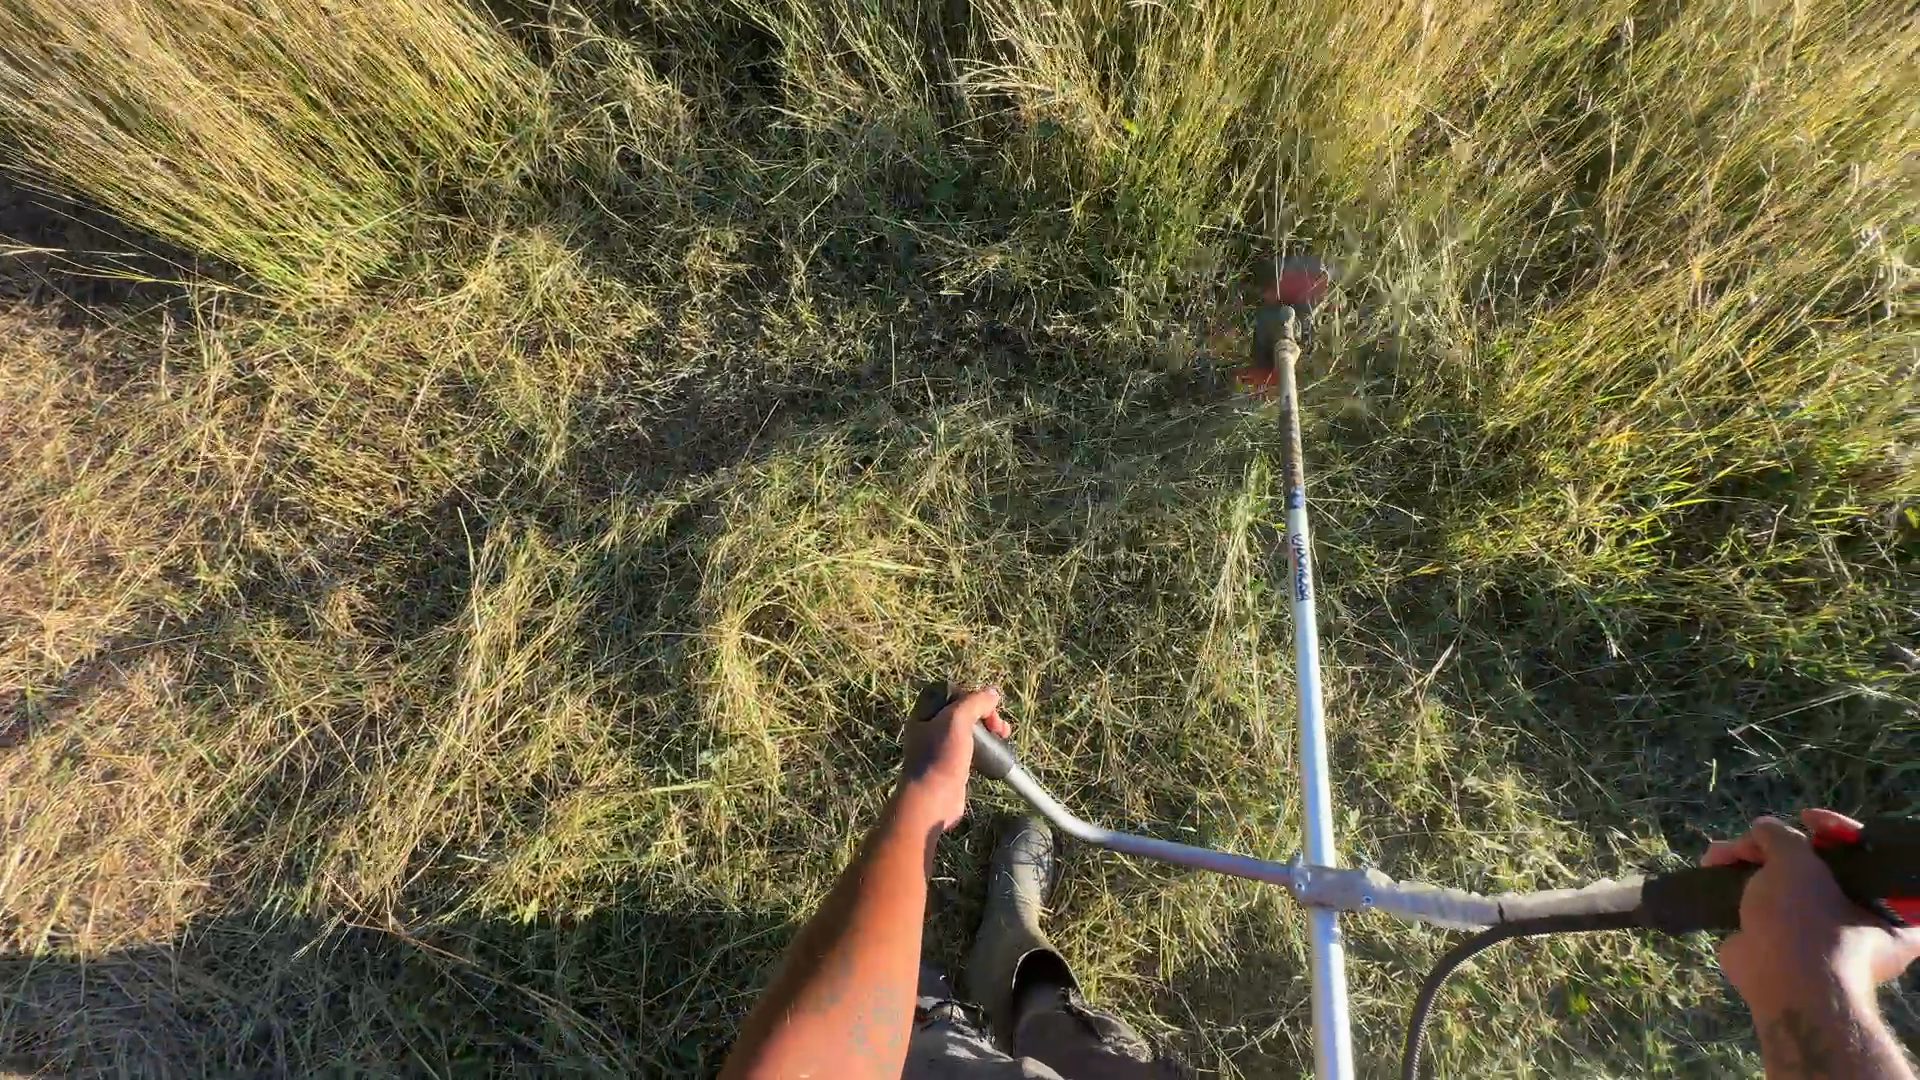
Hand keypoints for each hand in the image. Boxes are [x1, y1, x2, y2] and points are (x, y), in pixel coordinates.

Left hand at [899, 685, 1009, 830]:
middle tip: (999, 726)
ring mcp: (943, 747)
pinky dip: (986, 747)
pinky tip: (996, 751)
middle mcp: (931, 728)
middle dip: (986, 714)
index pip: (952, 693)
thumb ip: (974, 702)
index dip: (972, 696)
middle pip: (964, 711)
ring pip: (971, 730)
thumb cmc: (940, 757)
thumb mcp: (956, 720)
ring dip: (989, 729)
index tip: (986, 707)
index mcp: (925, 713)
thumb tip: (993, 693)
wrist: (934, 800)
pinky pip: (973, 748)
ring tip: (1003, 734)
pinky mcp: (954, 765)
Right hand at [1704, 809, 1919, 1019]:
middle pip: (1814, 861)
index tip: (1807, 818)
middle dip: (1771, 845)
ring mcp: (1817, 923)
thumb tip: (1765, 827)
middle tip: (1746, 844)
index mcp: (1892, 908)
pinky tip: (1714, 870)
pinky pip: (1761, 892)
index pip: (1872, 856)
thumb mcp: (1799, 868)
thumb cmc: (1809, 926)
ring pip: (1780, 874)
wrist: (1782, 981)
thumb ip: (1784, 838)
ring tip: (1717, 857)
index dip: (1840, 831)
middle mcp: (1860, 915)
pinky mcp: (1781, 930)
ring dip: (1744, 857)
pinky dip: (1737, 877)